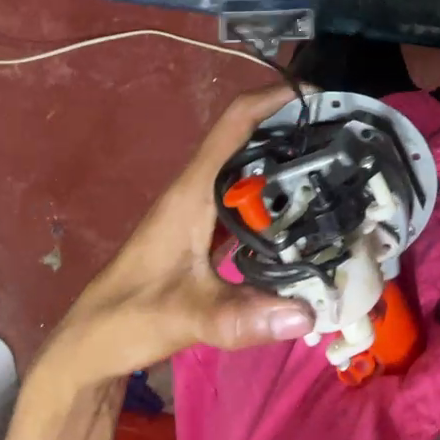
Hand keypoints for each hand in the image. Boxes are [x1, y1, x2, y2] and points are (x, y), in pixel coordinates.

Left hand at [28, 84, 315, 387]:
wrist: (91, 344)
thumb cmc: (127, 318)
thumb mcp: (185, 317)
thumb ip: (239, 316)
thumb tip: (306, 313)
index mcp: (193, 190)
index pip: (235, 122)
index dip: (274, 98)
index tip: (321, 95)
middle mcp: (200, 188)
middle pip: (251, 137)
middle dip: (296, 126)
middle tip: (348, 133)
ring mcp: (203, 208)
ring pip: (251, 167)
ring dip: (290, 157)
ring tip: (340, 162)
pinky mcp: (208, 230)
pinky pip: (250, 197)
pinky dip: (280, 193)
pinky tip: (308, 210)